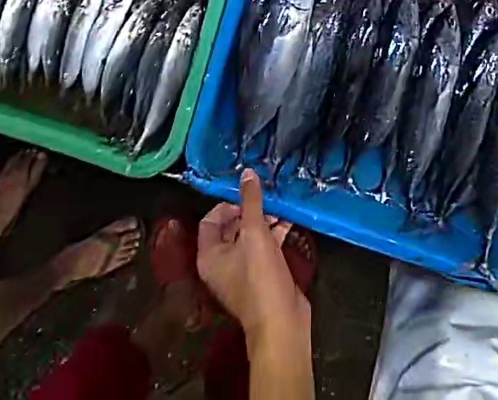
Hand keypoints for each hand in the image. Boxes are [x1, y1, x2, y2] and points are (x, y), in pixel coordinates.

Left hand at [196, 170, 308, 350]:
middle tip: (266, 198)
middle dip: (249, 210)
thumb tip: (247, 173)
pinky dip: (273, 234)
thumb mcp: (255, 233)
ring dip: (264, 220)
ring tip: (280, 206)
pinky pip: (263, 248)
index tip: (246, 196)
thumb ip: (251, 201)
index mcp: (209, 255)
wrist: (282, 324)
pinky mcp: (261, 276)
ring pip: (249, 237)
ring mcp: (242, 271)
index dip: (227, 205)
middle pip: (231, 226)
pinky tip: (288, 221)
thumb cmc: (260, 278)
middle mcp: (221, 263)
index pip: (210, 220)